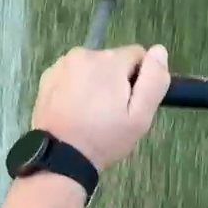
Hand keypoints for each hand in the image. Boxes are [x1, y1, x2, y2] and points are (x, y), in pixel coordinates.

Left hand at [31, 45, 170, 170]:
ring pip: (92, 67)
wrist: (60, 157)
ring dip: (96, 83)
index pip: (138, 56)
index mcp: (110, 60)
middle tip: (111, 113)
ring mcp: (63, 64)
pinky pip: (72, 75)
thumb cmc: (104, 138)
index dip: (139, 81)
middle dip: (116, 82)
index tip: (130, 104)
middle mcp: (84, 53)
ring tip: (91, 114)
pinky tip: (74, 110)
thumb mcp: (140, 117)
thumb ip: (154, 81)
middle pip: (113, 61)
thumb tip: (159, 50)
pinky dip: (76, 87)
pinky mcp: (48, 76)